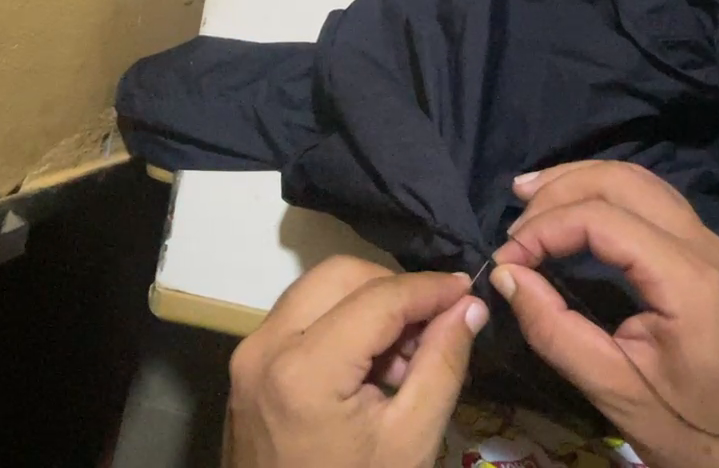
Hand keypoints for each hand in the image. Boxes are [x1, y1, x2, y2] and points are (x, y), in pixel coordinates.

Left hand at [225, 255, 488, 467]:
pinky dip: (340, 318)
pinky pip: (300, 313)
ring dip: (366, 300)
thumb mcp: (409, 443)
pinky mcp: (248, 362)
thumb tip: (470, 306)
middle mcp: (266, 345)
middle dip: (392, 288)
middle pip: (340, 275)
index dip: (428, 287)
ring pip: (317, 286)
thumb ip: (441, 365)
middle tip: (432, 323)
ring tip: (403, 351)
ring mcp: (250, 351)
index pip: (377, 298)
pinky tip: (369, 362)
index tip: (467, 288)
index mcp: (304, 370)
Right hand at [489, 162, 718, 467]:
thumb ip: (554, 330)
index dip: (543, 229)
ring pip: (639, 180)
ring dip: (580, 180)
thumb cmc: (697, 436)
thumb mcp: (616, 392)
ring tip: (530, 194)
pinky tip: (576, 205)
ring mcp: (713, 245)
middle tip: (513, 222)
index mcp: (688, 279)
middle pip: (621, 181)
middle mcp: (706, 246)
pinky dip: (605, 191)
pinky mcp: (710, 254)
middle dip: (558, 191)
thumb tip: (506, 275)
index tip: (506, 262)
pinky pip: (652, 198)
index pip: (600, 219)